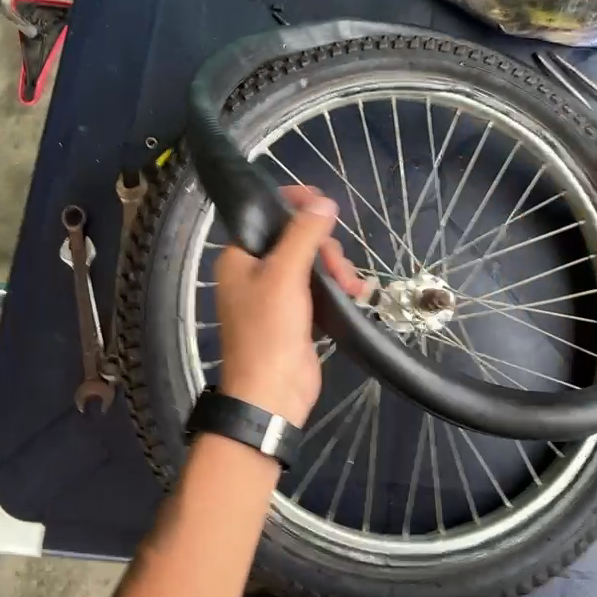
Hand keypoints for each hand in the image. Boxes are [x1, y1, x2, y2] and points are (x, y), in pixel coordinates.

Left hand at [213, 186, 366, 425]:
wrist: (272, 394)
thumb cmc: (269, 331)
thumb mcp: (285, 275)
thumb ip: (304, 235)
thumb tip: (324, 201)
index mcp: (239, 257)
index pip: (267, 214)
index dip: (295, 204)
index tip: (325, 204)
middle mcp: (255, 271)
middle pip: (296, 239)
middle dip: (324, 248)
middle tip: (338, 267)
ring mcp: (276, 294)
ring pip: (311, 262)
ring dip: (335, 269)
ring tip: (352, 288)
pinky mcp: (296, 314)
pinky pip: (319, 287)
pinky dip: (337, 287)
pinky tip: (357, 294)